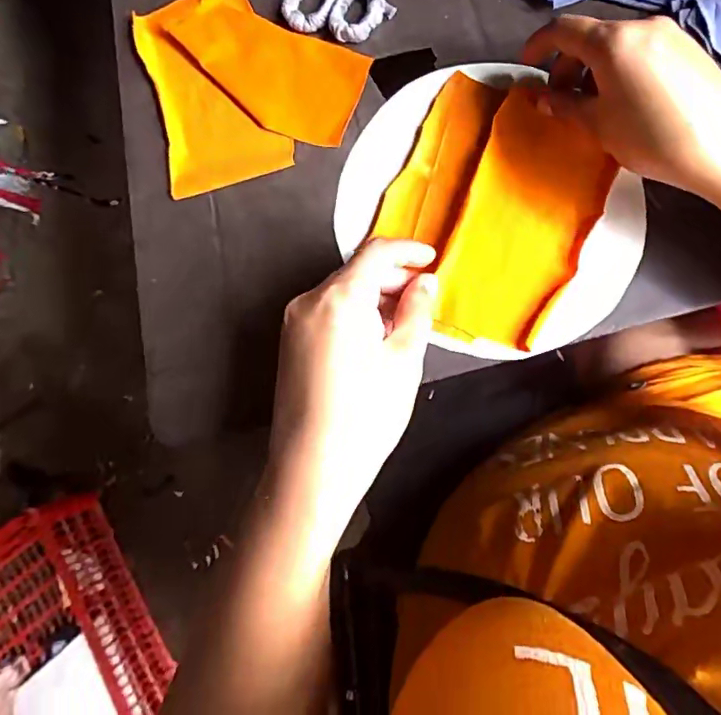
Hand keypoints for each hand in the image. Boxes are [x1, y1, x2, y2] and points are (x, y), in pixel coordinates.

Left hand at [269, 239, 437, 534]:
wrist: (312, 470)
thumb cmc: (363, 417)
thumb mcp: (404, 358)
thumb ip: (417, 310)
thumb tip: (425, 283)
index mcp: (339, 298)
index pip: (376, 252)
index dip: (408, 250)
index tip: (430, 257)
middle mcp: (310, 301)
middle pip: (357, 269)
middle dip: (394, 275)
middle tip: (425, 295)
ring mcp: (295, 322)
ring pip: (343, 290)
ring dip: (376, 294)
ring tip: (406, 320)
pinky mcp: (291, 342)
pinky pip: (329, 310)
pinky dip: (356, 311)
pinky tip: (378, 336)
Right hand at [521, 15, 720, 200]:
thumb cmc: (655, 139)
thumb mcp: (600, 126)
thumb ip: (566, 106)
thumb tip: (544, 98)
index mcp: (613, 40)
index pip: (562, 29)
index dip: (538, 44)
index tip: (529, 64)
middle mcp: (642, 26)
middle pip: (592, 36)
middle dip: (570, 63)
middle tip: (564, 98)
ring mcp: (672, 35)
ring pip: (620, 44)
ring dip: (599, 67)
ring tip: (599, 103)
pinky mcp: (693, 50)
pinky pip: (646, 51)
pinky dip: (626, 67)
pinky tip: (632, 100)